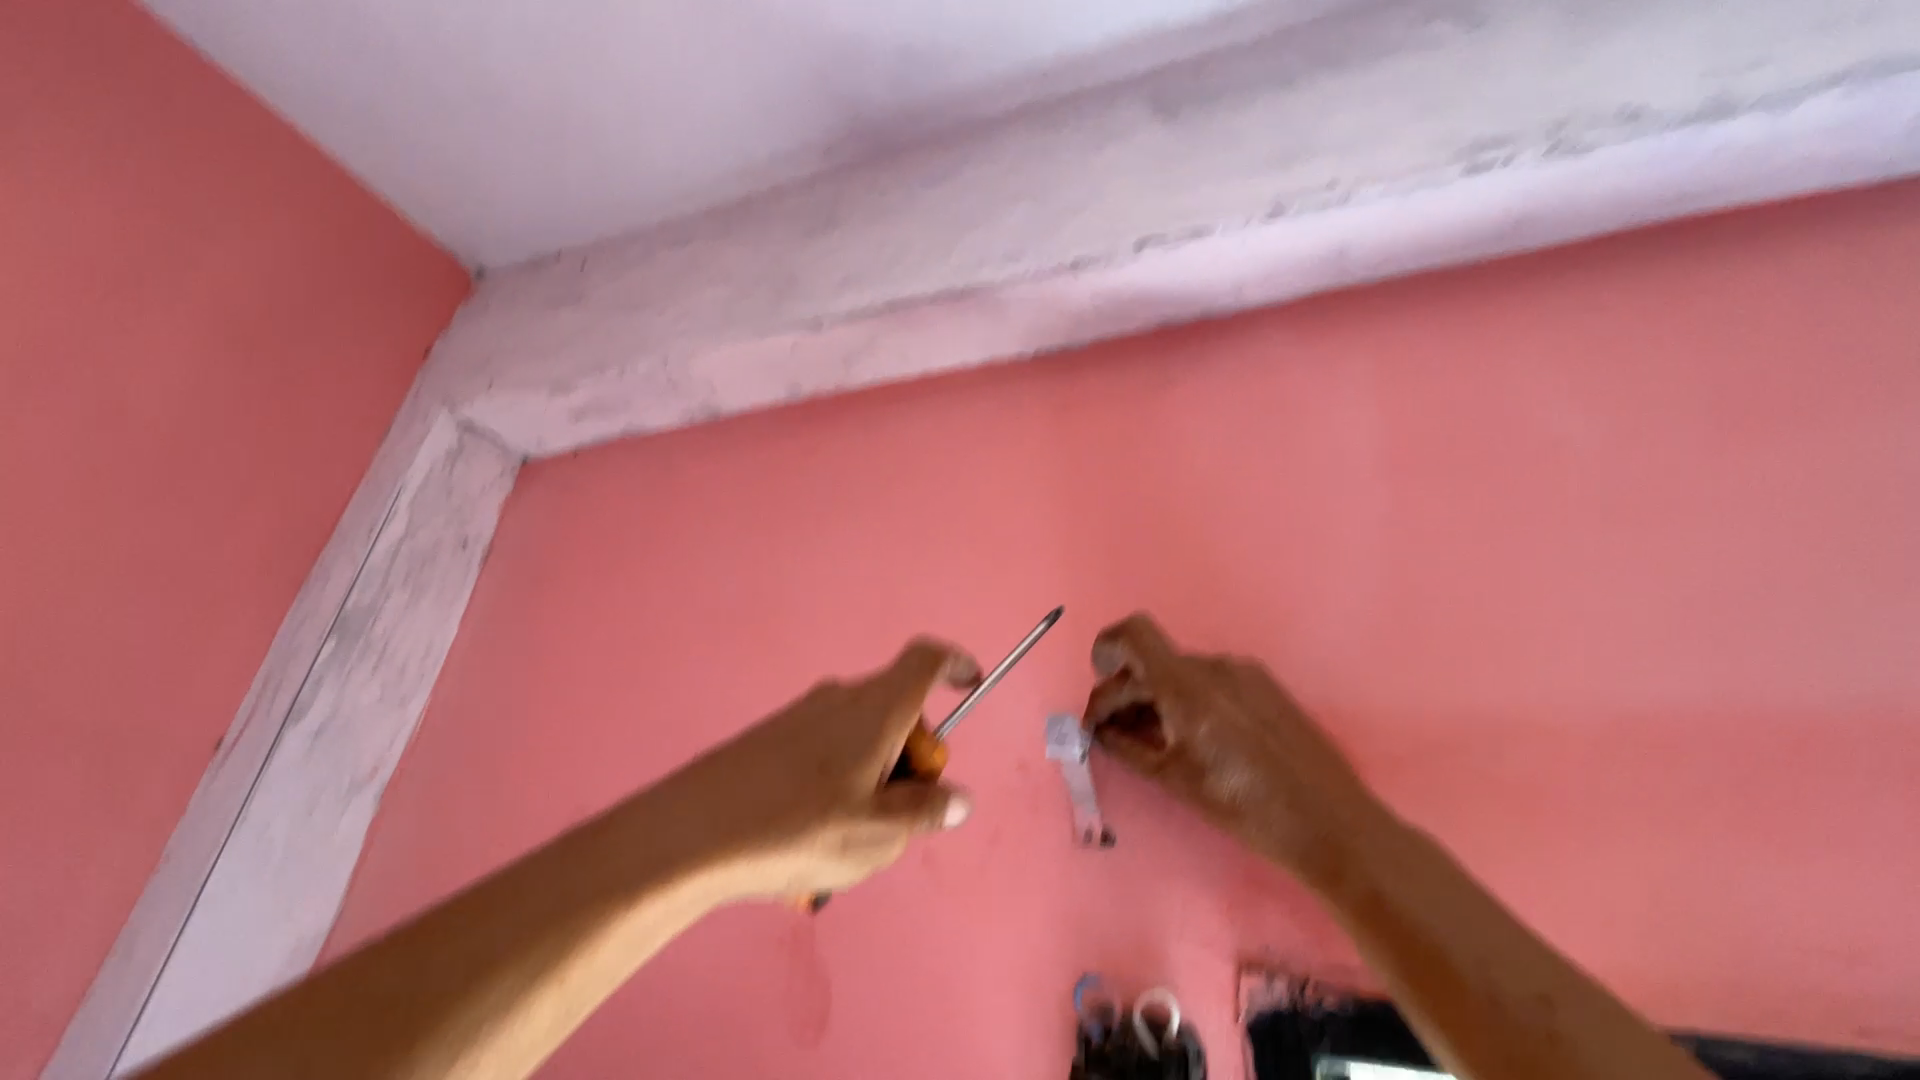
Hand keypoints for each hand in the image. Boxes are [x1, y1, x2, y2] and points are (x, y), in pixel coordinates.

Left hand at [676, 638, 982, 899]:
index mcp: (875, 710)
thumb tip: (955, 799)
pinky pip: (824, 758)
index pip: (926, 660)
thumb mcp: (878, 835)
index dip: (955, 664)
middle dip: (911, 760)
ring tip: (845, 846)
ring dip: (872, 784)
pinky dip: (834, 793)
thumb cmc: (795, 829)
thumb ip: (926, 813)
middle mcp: (839, 701)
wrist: (687, 836)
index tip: (970, 684)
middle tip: (898, 817)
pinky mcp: (770, 741)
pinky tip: (808, 846)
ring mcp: (800, 718)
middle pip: (896, 712)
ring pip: (860, 742)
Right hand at [1082, 613, 1392, 891]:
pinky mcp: (1266, 688)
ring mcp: (1245, 674)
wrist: (1331, 823)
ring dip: (1155, 698)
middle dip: (1123, 693)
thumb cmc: (1244, 807)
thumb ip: (1128, 747)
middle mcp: (1215, 667)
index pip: (1134, 634)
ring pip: (1181, 674)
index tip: (1099, 684)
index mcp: (1188, 686)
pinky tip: (1193, 741)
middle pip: (1153, 662)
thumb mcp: (1174, 779)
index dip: (1106, 648)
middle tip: (1109, 734)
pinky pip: (1210, 683)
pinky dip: (1187, 701)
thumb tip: (1100, 730)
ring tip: (1152, 743)